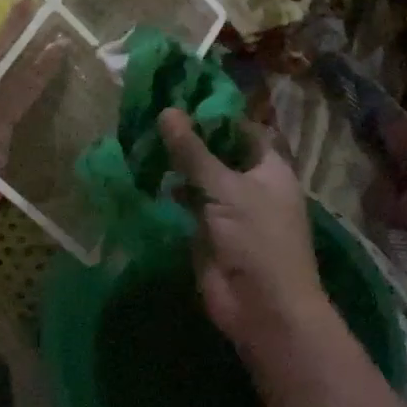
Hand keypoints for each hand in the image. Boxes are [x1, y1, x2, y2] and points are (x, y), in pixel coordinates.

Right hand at [159, 108, 329, 356]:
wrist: (263, 311)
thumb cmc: (258, 240)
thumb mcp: (225, 188)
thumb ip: (193, 152)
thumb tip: (167, 111)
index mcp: (269, 168)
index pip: (241, 129)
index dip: (214, 113)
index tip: (179, 94)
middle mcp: (250, 185)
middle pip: (217, 153)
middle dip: (187, 137)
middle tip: (149, 111)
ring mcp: (228, 211)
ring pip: (198, 179)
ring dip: (174, 165)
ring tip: (138, 137)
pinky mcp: (207, 234)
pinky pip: (185, 206)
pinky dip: (167, 193)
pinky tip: (141, 176)